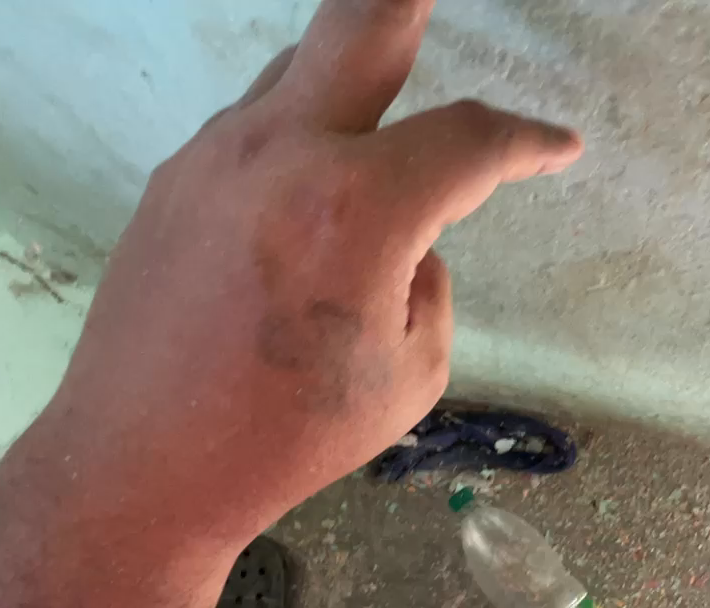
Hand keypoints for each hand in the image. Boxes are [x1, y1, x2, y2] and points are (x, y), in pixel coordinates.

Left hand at [35, 0, 581, 540]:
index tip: (561, 149)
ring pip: (301, 75)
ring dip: (354, 85)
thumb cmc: (295, 435)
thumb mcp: (411, 375)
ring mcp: (215, 156)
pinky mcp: (173, 182)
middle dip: (411, 2)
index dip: (529, 143)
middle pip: (362, 23)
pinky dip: (303, 141)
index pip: (469, 143)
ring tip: (378, 131)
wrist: (148, 460)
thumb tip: (412, 248)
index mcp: (360, 208)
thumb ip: (430, 290)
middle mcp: (283, 152)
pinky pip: (259, 130)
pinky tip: (309, 197)